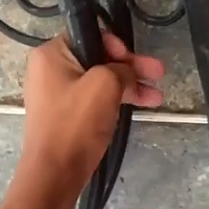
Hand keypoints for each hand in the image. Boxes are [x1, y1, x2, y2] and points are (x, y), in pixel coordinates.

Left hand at [19, 30, 165, 196]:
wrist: (55, 173)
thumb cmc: (76, 124)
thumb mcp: (105, 85)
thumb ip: (121, 68)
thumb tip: (127, 73)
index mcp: (51, 54)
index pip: (89, 35)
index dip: (117, 46)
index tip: (135, 61)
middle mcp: (49, 70)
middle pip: (97, 58)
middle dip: (130, 67)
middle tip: (159, 74)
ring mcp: (57, 94)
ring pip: (100, 81)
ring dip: (129, 85)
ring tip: (157, 96)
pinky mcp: (65, 116)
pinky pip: (94, 99)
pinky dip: (115, 100)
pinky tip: (140, 106)